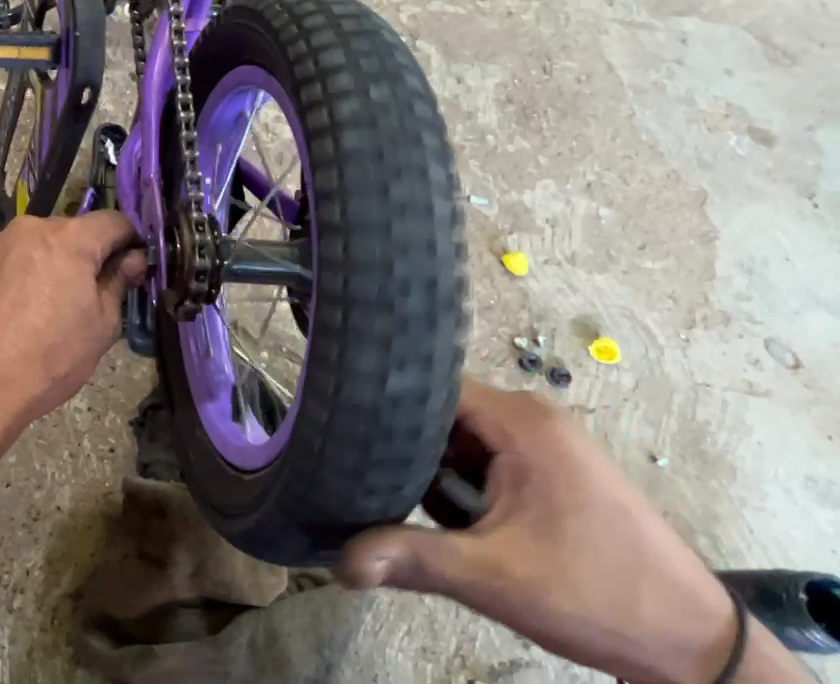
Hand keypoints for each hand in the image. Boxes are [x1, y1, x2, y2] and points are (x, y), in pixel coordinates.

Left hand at [0, 212, 146, 431]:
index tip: (131, 266)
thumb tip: (133, 259)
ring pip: (30, 246)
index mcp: (68, 239)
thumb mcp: (101, 327)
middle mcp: (27, 229)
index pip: (113, 221)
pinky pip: (0, 262)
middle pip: (67, 233)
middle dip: (81, 257)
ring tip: (38, 310)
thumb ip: (118, 283)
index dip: (129, 241)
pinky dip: (10, 277)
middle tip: (82, 299)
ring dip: (43, 265)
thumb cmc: (48, 358)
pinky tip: (6, 313)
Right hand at [339, 379, 746, 683]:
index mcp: (520, 421)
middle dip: (397, 443)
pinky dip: (452, 481)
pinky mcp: (547, 471)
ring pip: (452, 436)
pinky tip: (438, 512)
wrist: (697, 649)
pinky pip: (477, 456)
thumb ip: (412, 557)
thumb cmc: (599, 597)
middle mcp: (530, 418)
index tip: (334, 424)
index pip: (424, 383)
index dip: (377, 401)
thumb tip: (340, 562)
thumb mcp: (494, 577)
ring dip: (425, 467)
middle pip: (434, 409)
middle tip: (356, 470)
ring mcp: (542, 444)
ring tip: (391, 494)